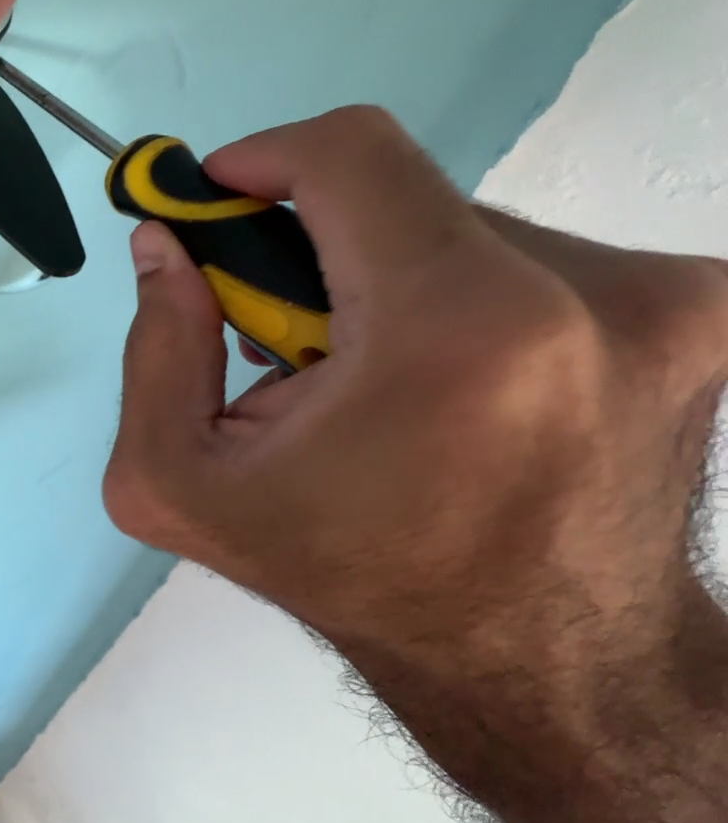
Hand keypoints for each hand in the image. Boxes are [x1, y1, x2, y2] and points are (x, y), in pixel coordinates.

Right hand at [104, 104, 727, 699]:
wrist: (543, 667)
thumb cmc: (345, 574)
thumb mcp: (175, 485)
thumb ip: (150, 354)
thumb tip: (164, 247)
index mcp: (457, 331)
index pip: (352, 155)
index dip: (263, 157)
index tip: (214, 196)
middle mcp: (592, 292)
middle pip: (398, 198)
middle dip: (311, 249)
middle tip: (275, 335)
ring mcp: (673, 298)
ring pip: (459, 230)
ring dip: (381, 280)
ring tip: (361, 380)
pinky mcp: (703, 312)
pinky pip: (527, 260)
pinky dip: (451, 300)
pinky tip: (437, 385)